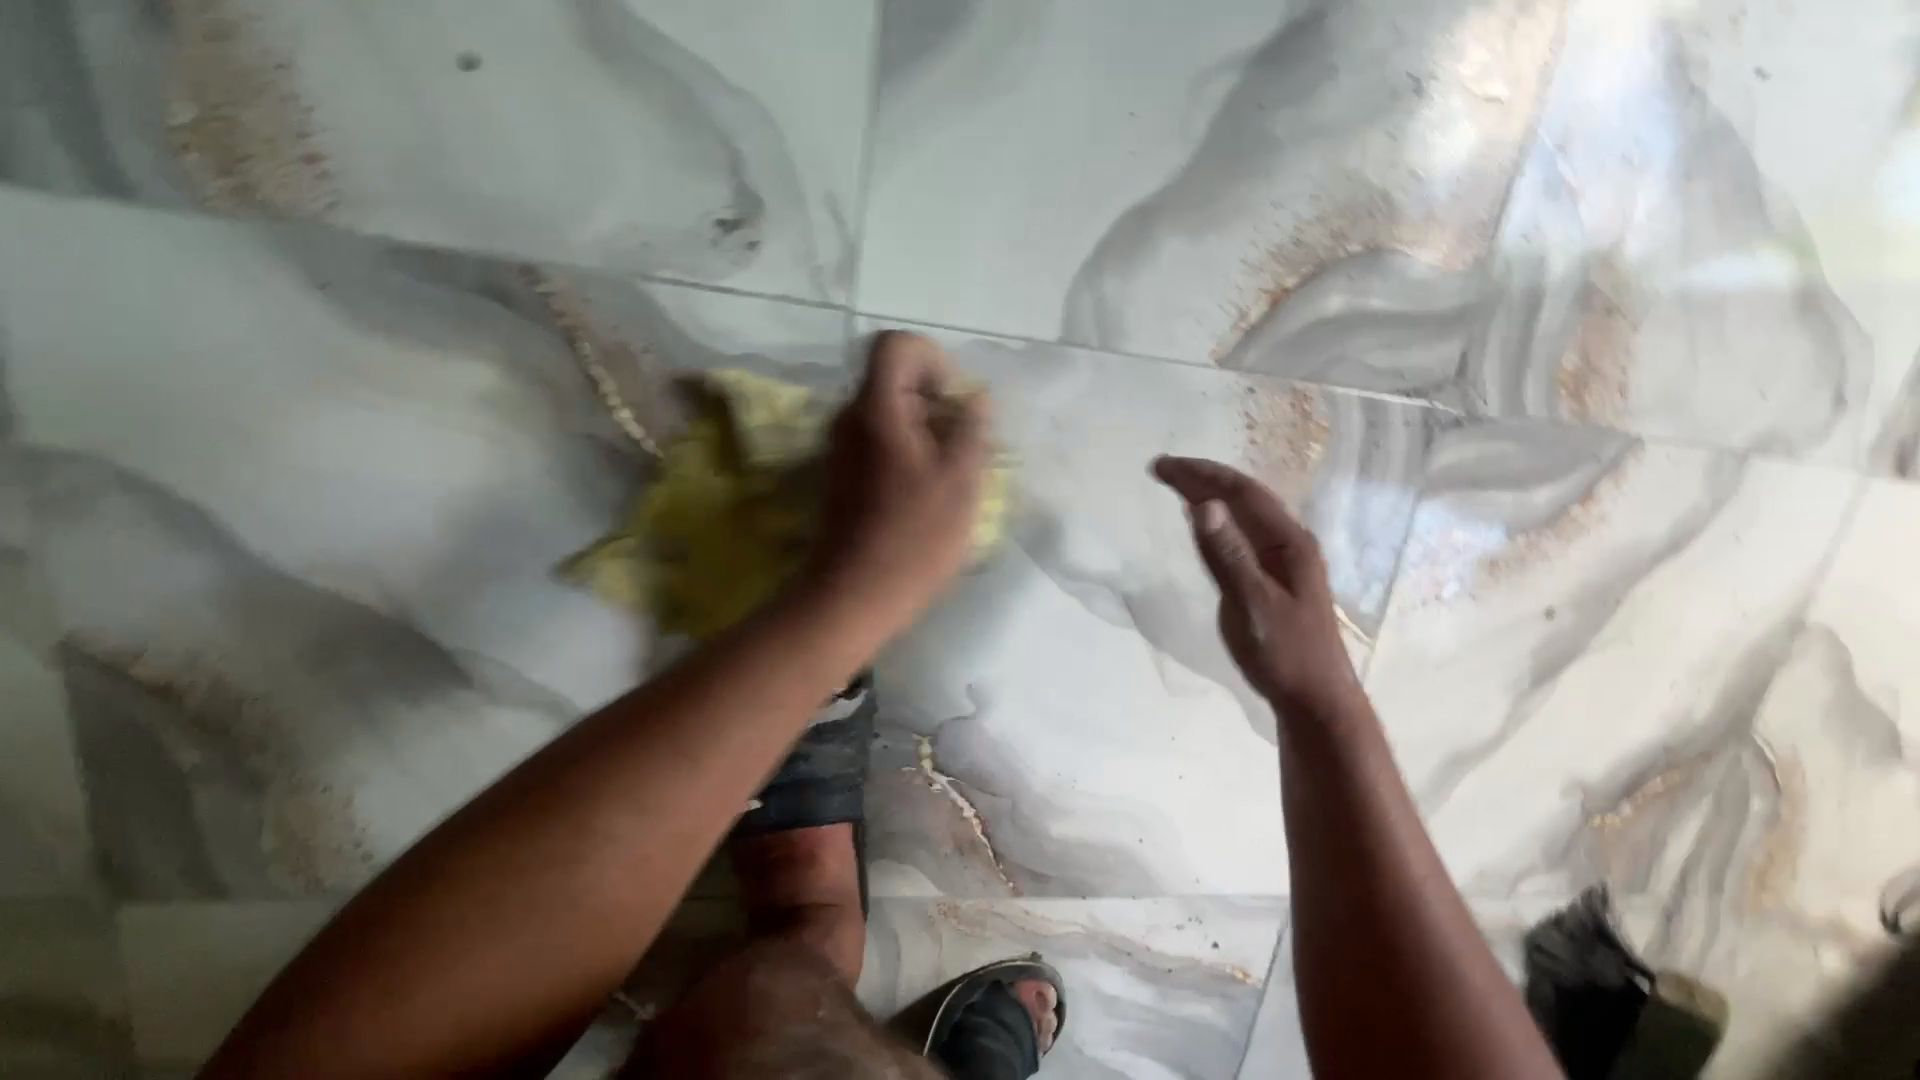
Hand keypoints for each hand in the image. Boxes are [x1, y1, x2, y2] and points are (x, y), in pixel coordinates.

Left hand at [804, 331, 990, 633]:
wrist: (854, 595)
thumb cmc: (914, 538)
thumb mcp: (960, 481)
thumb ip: (971, 429)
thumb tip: (975, 399)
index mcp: (877, 410)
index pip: (896, 345)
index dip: (933, 358)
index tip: (955, 399)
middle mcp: (851, 419)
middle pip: (894, 379)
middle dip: (937, 399)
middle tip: (966, 441)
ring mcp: (843, 449)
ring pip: (889, 413)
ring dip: (927, 429)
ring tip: (955, 471)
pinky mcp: (844, 476)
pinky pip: (880, 441)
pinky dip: (909, 450)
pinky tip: (931, 491)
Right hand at [1153, 456, 1364, 719]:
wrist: (1315, 698)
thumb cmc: (1284, 652)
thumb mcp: (1251, 604)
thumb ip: (1227, 555)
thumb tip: (1202, 505)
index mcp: (1289, 542)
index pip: (1242, 493)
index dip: (1201, 475)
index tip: (1162, 466)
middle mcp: (1290, 543)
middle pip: (1244, 497)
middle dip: (1203, 478)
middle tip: (1162, 468)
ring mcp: (1285, 560)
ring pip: (1244, 515)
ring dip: (1210, 496)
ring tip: (1177, 484)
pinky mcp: (1276, 578)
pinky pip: (1243, 535)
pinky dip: (1218, 521)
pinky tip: (1205, 523)